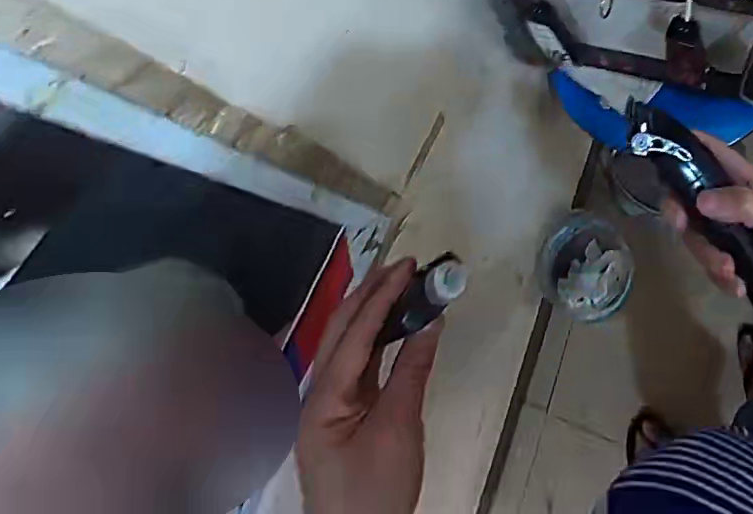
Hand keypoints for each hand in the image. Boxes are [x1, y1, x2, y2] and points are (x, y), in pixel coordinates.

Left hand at [296, 258, 441, 513]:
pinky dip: (380, 335)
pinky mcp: (346, 413)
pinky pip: (361, 361)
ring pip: (349, 343)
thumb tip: (433, 318)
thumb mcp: (400, 426)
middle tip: (404, 265)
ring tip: (402, 284)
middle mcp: (319, 396)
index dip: (382, 294)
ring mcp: (331, 405)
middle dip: (370, 292)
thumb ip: (413, 368)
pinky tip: (398, 324)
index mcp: (323, 400)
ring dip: (374, 310)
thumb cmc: (376, 488)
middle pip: (341, 330)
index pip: (355, 333)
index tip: (409, 265)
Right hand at [661, 133, 752, 326]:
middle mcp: (736, 204)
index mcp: (750, 184)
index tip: (662, 145)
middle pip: (692, 198)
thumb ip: (742, 205)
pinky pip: (709, 264)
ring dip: (709, 257)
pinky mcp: (732, 264)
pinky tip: (738, 288)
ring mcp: (732, 235)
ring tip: (731, 274)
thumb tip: (699, 199)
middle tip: (679, 225)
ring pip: (698, 236)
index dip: (690, 144)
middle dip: (682, 213)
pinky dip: (720, 278)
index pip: (716, 154)